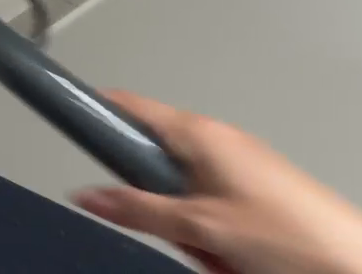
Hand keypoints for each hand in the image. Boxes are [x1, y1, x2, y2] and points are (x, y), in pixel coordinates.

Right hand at [74, 92, 361, 273]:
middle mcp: (218, 139)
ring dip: (185, 220)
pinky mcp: (267, 193)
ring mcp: (245, 165)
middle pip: (152, 153)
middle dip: (151, 194)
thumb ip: (138, 210)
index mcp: (197, 131)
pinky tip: (237, 259)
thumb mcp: (202, 228)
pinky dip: (214, 230)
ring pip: (183, 186)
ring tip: (214, 253)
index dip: (91, 111)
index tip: (69, 129)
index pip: (123, 103)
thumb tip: (83, 195)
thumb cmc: (292, 242)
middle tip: (169, 227)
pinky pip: (214, 202)